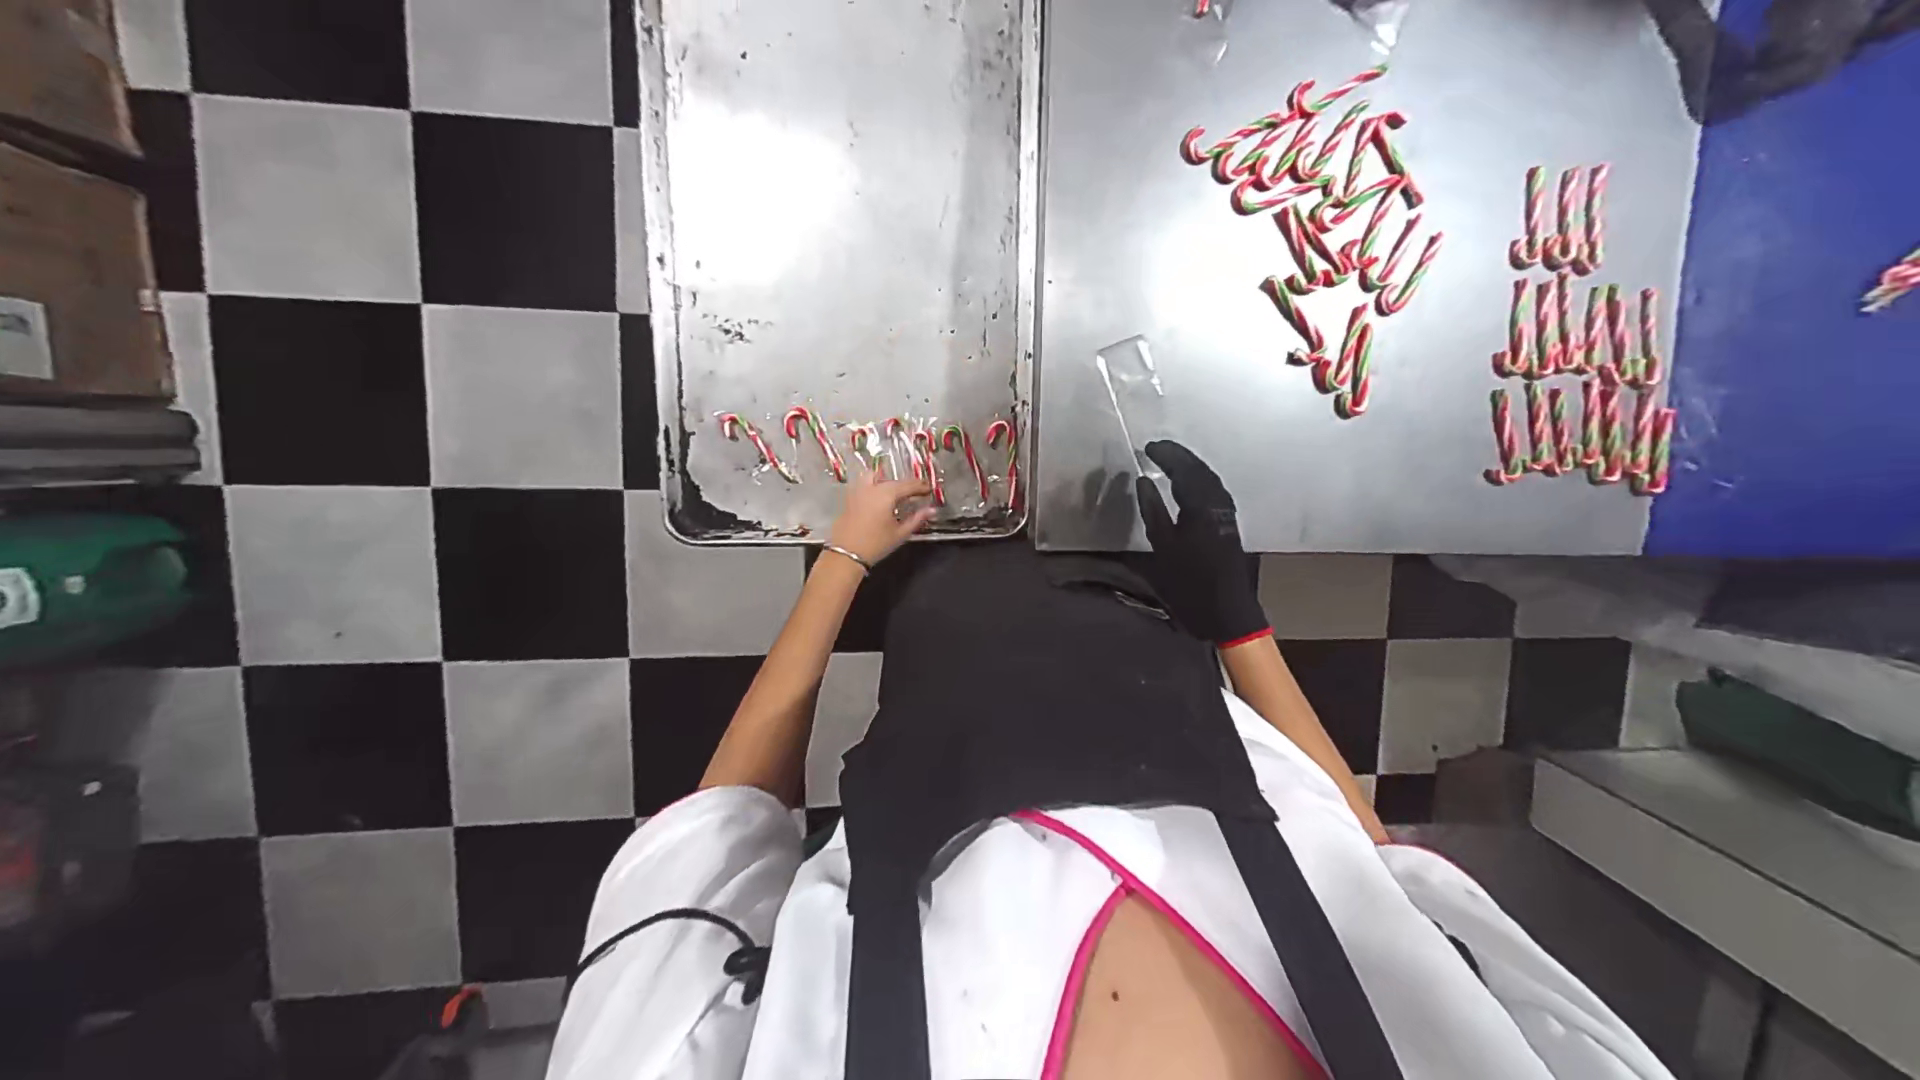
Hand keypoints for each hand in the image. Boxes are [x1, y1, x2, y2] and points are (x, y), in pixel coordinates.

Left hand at [828, 469, 936, 565]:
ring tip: (895, 493)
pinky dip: (875, 486)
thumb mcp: (900, 533)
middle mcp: (872, 487)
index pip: (908, 485)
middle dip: (905, 485)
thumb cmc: (876, 544)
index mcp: (886, 493)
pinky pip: (864, 484)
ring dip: (887, 481)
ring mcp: (858, 491)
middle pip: (892, 480)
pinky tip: (880, 499)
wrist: (846, 554)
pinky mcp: (850, 498)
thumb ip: (917, 519)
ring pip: (875, 477)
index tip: (930, 490)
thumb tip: (932, 510)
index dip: (921, 487)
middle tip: (916, 494)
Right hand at [1135, 440, 1268, 645]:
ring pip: (1208, 479)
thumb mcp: (1162, 546)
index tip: (1147, 447)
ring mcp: (1227, 513)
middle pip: (1199, 470)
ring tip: (1169, 462)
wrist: (1226, 610)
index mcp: (1202, 505)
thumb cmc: (1189, 582)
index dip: (1166, 456)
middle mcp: (1218, 503)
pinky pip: (1213, 490)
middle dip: (1179, 456)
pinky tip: (1187, 485)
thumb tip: (1144, 481)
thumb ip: (1152, 510)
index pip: (1184, 470)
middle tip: (1157, 449)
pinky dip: (1197, 480)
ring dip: (1189, 467)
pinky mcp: (1228, 523)